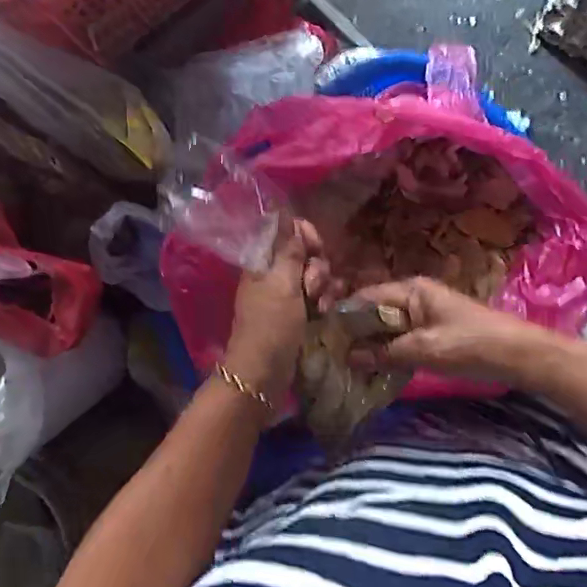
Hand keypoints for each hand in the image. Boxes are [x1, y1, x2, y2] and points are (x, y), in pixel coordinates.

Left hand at [224, 218, 328, 399]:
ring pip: (314, 275)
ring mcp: (284, 293)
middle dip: (317, 266)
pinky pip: (316, 296)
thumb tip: (282, 210)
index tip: (315, 249)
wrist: (262, 375)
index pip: (287, 230)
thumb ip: (287, 249)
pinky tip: (324, 314)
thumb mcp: (282, 284)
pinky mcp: (296, 312)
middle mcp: (273, 272)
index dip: (305, 235)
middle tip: (312, 287)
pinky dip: (322, 302)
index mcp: (262, 260)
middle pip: (305, 252)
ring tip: (319, 306)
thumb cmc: (271, 327)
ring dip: (323, 287)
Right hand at [350, 276, 569, 384]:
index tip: (324, 336)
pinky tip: (379, 365)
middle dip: (356, 331)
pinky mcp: (435, 330)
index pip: (364, 298)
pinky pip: (403, 336)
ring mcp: (426, 312)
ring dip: (373, 342)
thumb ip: (384, 352)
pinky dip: (390, 348)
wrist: (524, 356)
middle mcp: (414, 295)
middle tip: (334, 353)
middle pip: (374, 311)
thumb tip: (349, 357)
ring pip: (388, 325)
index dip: (344, 316)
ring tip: (351, 362)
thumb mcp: (424, 349)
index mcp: (410, 289)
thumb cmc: (471, 344)